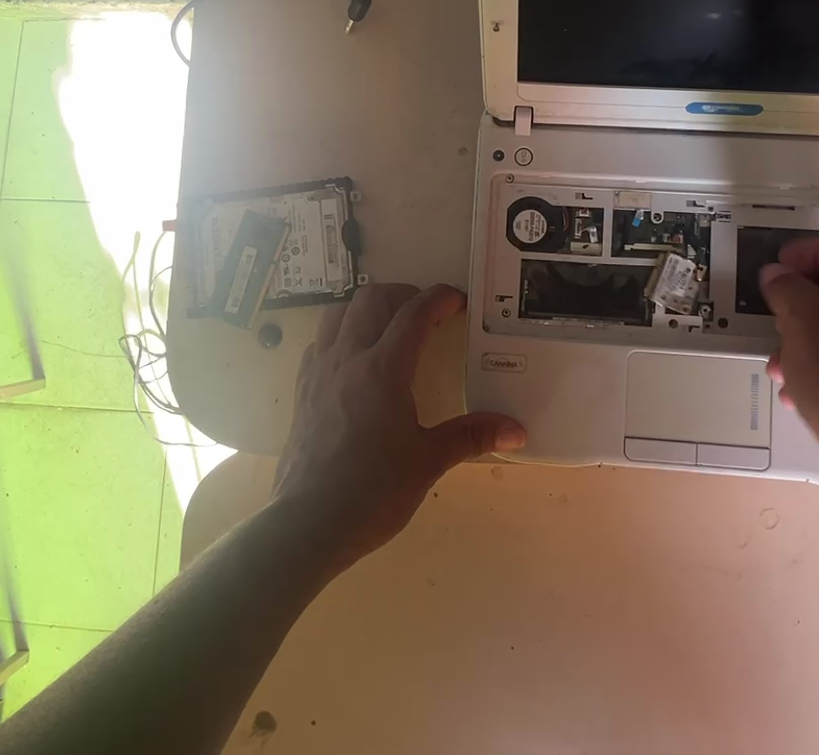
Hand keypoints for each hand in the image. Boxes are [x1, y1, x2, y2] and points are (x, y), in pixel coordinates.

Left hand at [274, 283, 525, 572]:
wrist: (308, 523)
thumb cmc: (374, 491)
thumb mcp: (428, 461)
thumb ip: (472, 436)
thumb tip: (517, 430)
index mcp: (384, 368)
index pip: (414, 313)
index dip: (439, 298)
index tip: (457, 301)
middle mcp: (348, 358)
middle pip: (371, 298)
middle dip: (403, 295)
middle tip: (426, 316)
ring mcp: (319, 371)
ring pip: (338, 313)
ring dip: (366, 308)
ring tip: (388, 329)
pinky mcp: (301, 390)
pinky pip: (320, 341)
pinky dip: (341, 334)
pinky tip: (354, 360)